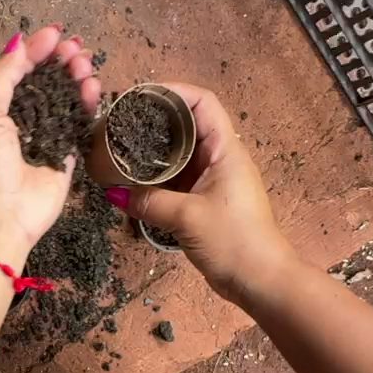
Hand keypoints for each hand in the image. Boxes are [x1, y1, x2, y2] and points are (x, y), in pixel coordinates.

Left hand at [0, 25, 100, 266]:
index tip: (56, 33)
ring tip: (85, 65)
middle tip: (77, 48)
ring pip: (66, 101)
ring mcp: (45, 141)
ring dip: (76, 79)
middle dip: (61, 61)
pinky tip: (92, 89)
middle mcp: (21, 125)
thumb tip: (21, 40)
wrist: (0, 221)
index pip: (19, 72)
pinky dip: (87, 106)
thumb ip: (3, 74)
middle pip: (46, 83)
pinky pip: (79, 126)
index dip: (37, 51)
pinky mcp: (66, 159)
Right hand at [107, 83, 296, 305]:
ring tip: (119, 157)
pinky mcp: (204, 205)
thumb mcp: (187, 217)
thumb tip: (114, 194)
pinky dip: (154, 185)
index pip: (201, 102)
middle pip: (185, 128)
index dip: (172, 92)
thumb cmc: (233, 240)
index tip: (139, 97)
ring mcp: (211, 183)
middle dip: (153, 125)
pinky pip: (175, 185)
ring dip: (151, 159)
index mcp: (225, 149)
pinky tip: (132, 189)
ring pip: (177, 159)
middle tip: (120, 129)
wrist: (259, 280)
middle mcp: (219, 159)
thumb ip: (149, 202)